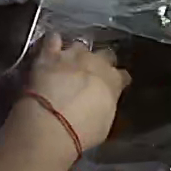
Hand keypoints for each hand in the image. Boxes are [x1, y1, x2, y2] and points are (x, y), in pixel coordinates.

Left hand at [22, 35, 128, 150]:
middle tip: (92, 72)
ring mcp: (72, 55)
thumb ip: (104, 105)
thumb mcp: (104, 122)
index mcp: (113, 81)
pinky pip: (52, 39)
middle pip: (105, 53)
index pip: (122, 75)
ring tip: (70, 60)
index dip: (117, 79)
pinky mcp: (48, 54)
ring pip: (79, 44)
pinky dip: (53, 42)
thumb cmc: (83, 131)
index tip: (114, 85)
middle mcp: (96, 62)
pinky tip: (51, 48)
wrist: (52, 122)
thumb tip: (100, 102)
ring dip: (76, 52)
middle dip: (100, 60)